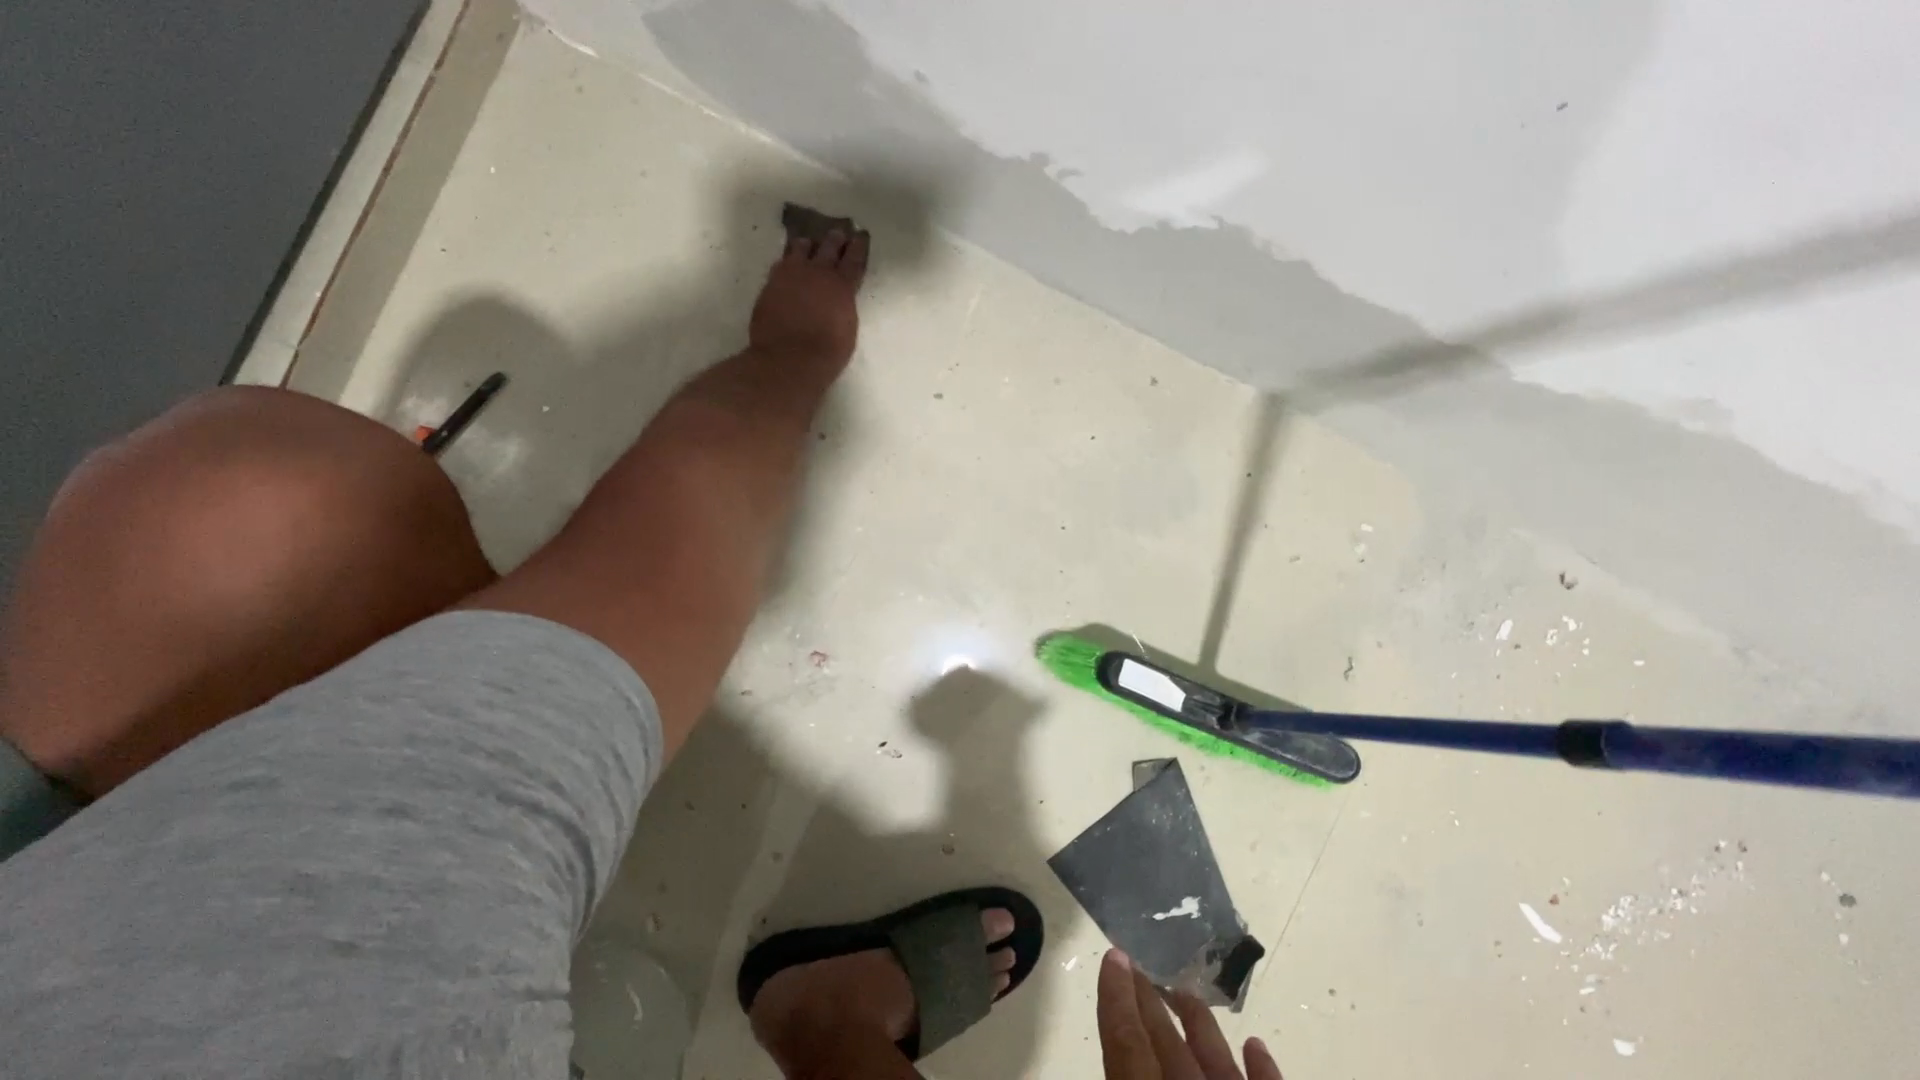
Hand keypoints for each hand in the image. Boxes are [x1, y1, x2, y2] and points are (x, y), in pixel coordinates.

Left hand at [747, 229, 869, 369]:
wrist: (788, 359)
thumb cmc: (826, 352)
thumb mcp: (847, 329)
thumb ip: (843, 306)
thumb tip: (839, 299)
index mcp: (842, 286)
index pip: (854, 260)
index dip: (858, 246)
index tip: (860, 235)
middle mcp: (818, 273)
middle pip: (828, 247)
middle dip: (834, 239)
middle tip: (837, 233)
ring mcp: (792, 275)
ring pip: (800, 248)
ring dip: (807, 245)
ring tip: (808, 243)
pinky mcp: (771, 283)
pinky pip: (781, 263)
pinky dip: (787, 260)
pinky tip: (787, 262)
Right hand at [1097, 949, 1282, 1079]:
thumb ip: (1125, 1071)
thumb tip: (1099, 1070)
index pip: (1128, 1046)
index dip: (1117, 1000)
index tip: (1114, 956)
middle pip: (1167, 1046)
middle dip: (1147, 1003)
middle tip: (1132, 965)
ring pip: (1216, 1061)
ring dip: (1199, 1025)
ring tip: (1185, 993)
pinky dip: (1262, 1069)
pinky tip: (1255, 1044)